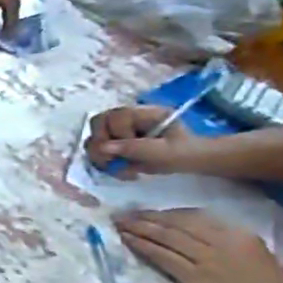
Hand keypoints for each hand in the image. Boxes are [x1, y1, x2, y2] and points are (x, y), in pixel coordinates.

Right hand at [85, 106, 209, 176]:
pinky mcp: (112, 142)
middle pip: (98, 123)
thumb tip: (102, 147)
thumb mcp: (165, 152)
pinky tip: (117, 168)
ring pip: (92, 137)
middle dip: (101, 144)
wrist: (189, 161)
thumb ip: (136, 148)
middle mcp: (128, 118)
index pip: (116, 116)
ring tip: (117, 168)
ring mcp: (118, 130)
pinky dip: (102, 162)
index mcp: (145, 113)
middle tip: (114, 160)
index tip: (132, 151)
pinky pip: (95, 150)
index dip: (117, 134)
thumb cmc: (184, 154)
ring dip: (100, 156)